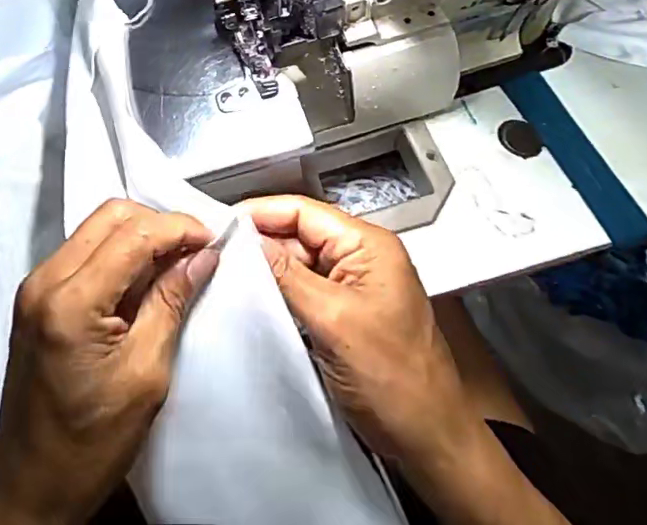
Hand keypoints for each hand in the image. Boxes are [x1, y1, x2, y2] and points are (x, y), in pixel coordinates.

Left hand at [0, 199, 219, 524]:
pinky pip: (87, 247)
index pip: (134, 234)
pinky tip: (147, 276)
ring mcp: (36, 287)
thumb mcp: (146, 373)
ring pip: (100, 225)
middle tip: (195, 250)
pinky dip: (122, 250)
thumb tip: (203, 255)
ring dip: (142, 234)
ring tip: (175, 263)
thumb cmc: (88, 446)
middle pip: (113, 215)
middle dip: (161, 224)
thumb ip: (172, 301)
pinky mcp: (38, 296)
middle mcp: (44, 283)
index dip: (180, 229)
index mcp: (69, 304)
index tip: (212, 240)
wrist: (31, 490)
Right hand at [242, 194, 478, 466]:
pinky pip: (308, 290)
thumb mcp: (333, 320)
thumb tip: (251, 242)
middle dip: (261, 242)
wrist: (427, 436)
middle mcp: (363, 257)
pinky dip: (283, 293)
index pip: (306, 211)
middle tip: (218, 254)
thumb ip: (289, 276)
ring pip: (301, 263)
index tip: (223, 222)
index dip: (262, 212)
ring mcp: (355, 285)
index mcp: (369, 245)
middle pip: (301, 234)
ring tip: (228, 276)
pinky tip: (256, 301)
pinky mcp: (347, 312)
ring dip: (269, 269)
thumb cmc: (396, 379)